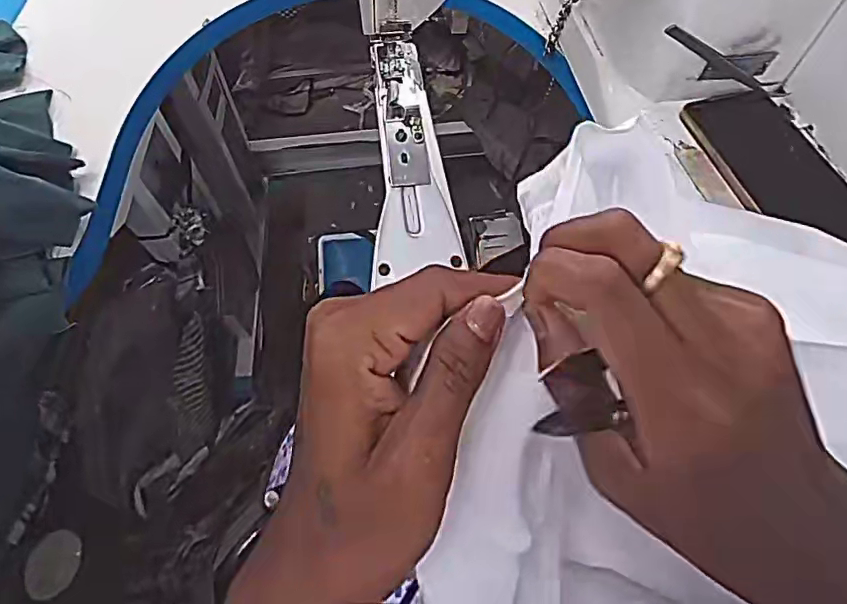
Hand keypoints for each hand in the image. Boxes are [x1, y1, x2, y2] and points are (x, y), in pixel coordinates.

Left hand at [229, 267, 515, 603]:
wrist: (320, 559)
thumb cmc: (354, 527)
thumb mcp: (421, 452)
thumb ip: (457, 370)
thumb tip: (486, 310)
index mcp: (346, 340)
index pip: (434, 286)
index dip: (488, 290)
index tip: (526, 298)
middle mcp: (336, 326)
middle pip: (428, 290)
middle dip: (476, 309)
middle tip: (519, 332)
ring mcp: (340, 334)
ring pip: (423, 304)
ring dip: (461, 326)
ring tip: (491, 359)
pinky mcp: (351, 347)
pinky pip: (411, 323)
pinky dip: (442, 340)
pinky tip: (458, 368)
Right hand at [524, 209, 846, 602]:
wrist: (803, 524)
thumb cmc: (716, 514)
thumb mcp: (617, 470)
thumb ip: (573, 382)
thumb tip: (548, 312)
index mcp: (679, 396)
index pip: (603, 286)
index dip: (554, 271)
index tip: (539, 290)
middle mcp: (719, 345)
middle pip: (628, 237)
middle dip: (572, 236)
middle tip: (554, 264)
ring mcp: (744, 319)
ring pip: (649, 247)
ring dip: (609, 263)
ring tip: (605, 311)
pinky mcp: (756, 308)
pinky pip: (679, 271)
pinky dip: (649, 285)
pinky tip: (652, 330)